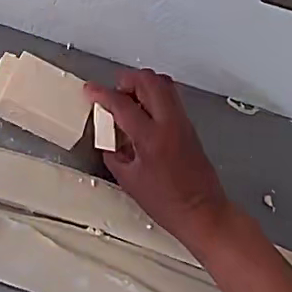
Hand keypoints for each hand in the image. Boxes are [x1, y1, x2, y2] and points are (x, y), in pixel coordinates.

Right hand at [85, 69, 237, 248]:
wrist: (202, 212)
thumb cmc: (166, 203)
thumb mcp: (129, 181)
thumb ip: (114, 154)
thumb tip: (107, 139)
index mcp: (151, 137)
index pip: (122, 104)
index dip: (101, 94)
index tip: (89, 90)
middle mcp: (169, 122)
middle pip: (148, 80)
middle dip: (126, 80)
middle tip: (113, 94)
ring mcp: (182, 121)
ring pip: (163, 83)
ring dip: (142, 84)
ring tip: (128, 102)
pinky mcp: (189, 125)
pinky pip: (170, 97)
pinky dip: (154, 95)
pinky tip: (144, 114)